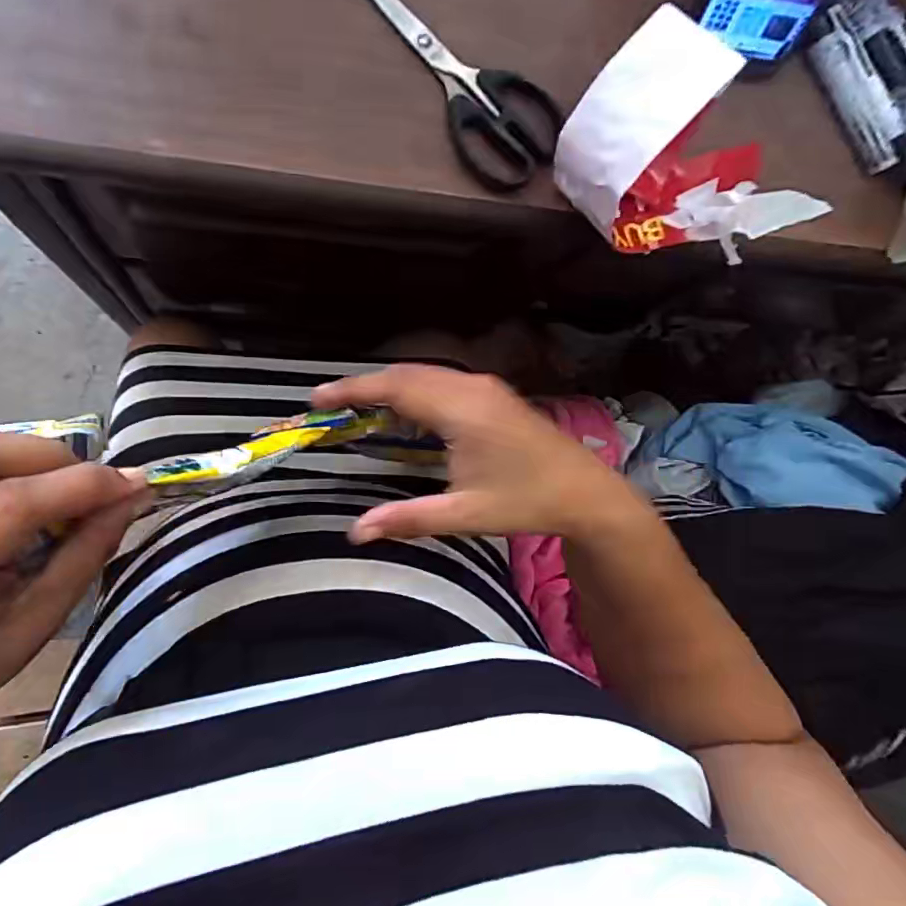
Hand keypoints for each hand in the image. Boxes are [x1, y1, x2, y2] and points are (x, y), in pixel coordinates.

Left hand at [0, 423, 145, 743]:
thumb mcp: (34, 627)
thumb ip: (84, 554)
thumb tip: (132, 493)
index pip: (1, 509)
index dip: (76, 486)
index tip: (129, 482)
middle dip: (41, 455)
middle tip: (86, 482)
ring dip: (15, 456)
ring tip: (51, 492)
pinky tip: (6, 497)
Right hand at [311, 365, 641, 542]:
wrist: (586, 493)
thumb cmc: (527, 502)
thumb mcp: (465, 514)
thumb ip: (408, 519)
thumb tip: (355, 532)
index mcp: (462, 410)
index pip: (395, 387)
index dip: (353, 390)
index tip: (318, 398)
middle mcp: (471, 388)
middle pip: (406, 374)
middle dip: (364, 386)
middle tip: (329, 406)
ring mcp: (485, 388)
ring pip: (424, 374)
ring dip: (388, 387)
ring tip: (356, 408)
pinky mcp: (492, 394)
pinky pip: (441, 382)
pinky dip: (412, 391)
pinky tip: (402, 413)